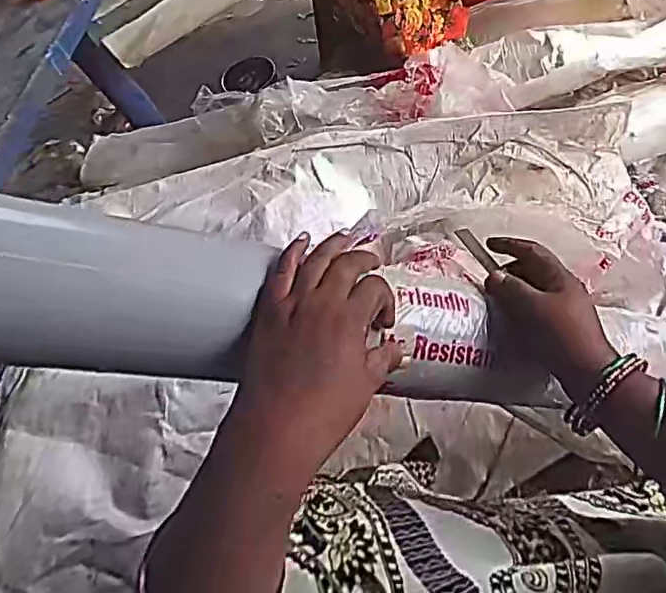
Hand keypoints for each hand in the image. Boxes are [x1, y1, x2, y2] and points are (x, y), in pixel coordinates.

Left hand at [231, 233, 402, 477]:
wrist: (276, 427)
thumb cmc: (321, 413)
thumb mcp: (364, 386)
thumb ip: (382, 359)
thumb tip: (395, 349)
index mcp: (349, 320)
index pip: (375, 288)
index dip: (385, 298)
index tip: (383, 317)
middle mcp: (322, 303)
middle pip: (347, 264)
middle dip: (364, 259)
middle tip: (372, 261)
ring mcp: (294, 303)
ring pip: (316, 259)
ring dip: (332, 245)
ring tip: (344, 239)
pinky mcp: (270, 309)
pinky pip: (282, 270)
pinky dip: (293, 252)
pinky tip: (301, 243)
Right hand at [484, 237, 614, 400]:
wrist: (591, 375)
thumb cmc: (562, 334)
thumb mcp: (532, 306)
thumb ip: (510, 288)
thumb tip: (494, 276)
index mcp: (560, 277)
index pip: (532, 251)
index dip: (509, 245)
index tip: (489, 244)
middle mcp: (565, 289)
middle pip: (534, 270)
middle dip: (510, 270)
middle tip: (492, 278)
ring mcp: (566, 309)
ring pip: (535, 290)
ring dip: (515, 290)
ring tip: (498, 299)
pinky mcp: (564, 328)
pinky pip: (538, 308)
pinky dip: (522, 307)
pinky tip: (514, 319)